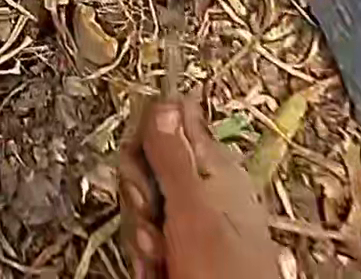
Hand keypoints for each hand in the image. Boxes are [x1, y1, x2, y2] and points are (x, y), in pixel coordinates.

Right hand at [119, 96, 280, 278]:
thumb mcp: (194, 212)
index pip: (170, 119)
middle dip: (137, 187)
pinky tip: (154, 270)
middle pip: (147, 160)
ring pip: (143, 199)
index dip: (146, 131)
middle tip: (149, 214)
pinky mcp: (180, 250)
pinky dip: (145, 251)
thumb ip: (173, 157)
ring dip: (139, 226)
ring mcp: (192, 221)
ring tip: (156, 256)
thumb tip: (162, 100)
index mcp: (216, 167)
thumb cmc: (223, 277)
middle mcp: (204, 187)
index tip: (139, 157)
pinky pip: (146, 232)